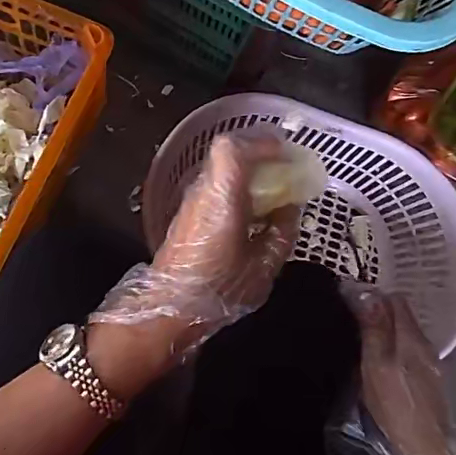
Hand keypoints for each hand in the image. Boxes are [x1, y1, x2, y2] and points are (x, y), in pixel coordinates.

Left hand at [89, 131, 300, 374]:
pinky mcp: (187, 217)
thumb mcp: (262, 269)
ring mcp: (191, 204)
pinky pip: (216, 190)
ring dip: (249, 174)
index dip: (260, 142)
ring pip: (221, 172)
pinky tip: (254, 212)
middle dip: (260, 156)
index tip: (286, 153)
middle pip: (227, 155)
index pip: (231, 148)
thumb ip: (281, 234)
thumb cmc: (215, 292)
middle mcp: (202, 193)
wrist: (165, 312)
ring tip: (275, 191)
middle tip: (287, 170)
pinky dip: (238, 190)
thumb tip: (290, 210)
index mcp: (221, 199)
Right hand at [344, 284, 455, 454]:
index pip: (395, 300)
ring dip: (383, 331)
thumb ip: (374, 328)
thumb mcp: (377, 365)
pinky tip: (375, 364)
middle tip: (347, 316)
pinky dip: (389, 350)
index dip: (372, 294)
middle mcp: (424, 348)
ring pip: (403, 336)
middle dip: (376, 311)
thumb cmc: (397, 408)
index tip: (347, 298)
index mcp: (412, 339)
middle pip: (401, 316)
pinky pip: (405, 354)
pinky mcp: (426, 386)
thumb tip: (367, 290)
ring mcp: (428, 369)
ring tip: (356, 338)